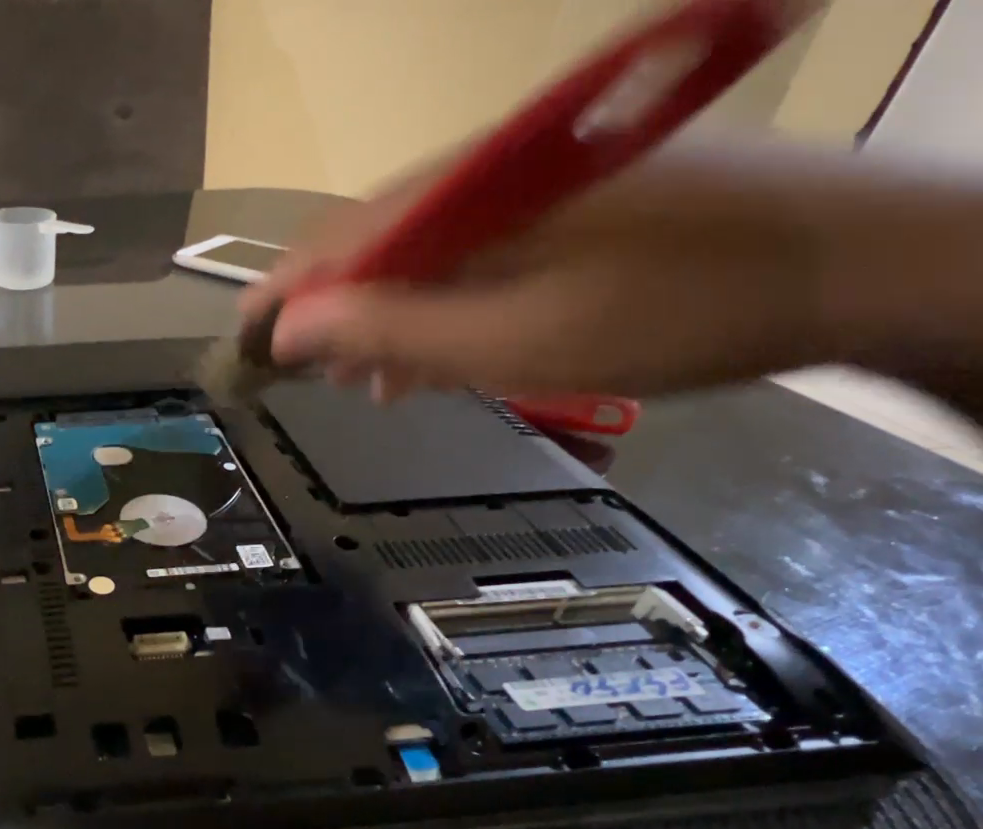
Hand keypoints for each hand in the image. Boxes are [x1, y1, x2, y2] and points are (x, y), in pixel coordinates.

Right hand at [241, 140, 964, 399]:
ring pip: (422, 248)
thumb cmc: (676, 311)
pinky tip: (441, 346)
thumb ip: (394, 330)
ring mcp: (532, 180)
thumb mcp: (517, 341)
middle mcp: (484, 174)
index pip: (333, 241)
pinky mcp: (571, 196)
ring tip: (370, 380)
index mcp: (463, 197)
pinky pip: (474, 246)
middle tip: (309, 379)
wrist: (859, 258)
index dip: (278, 297)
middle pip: (371, 241)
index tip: (242, 349)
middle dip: (330, 313)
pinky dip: (442, 299)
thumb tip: (292, 326)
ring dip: (385, 314)